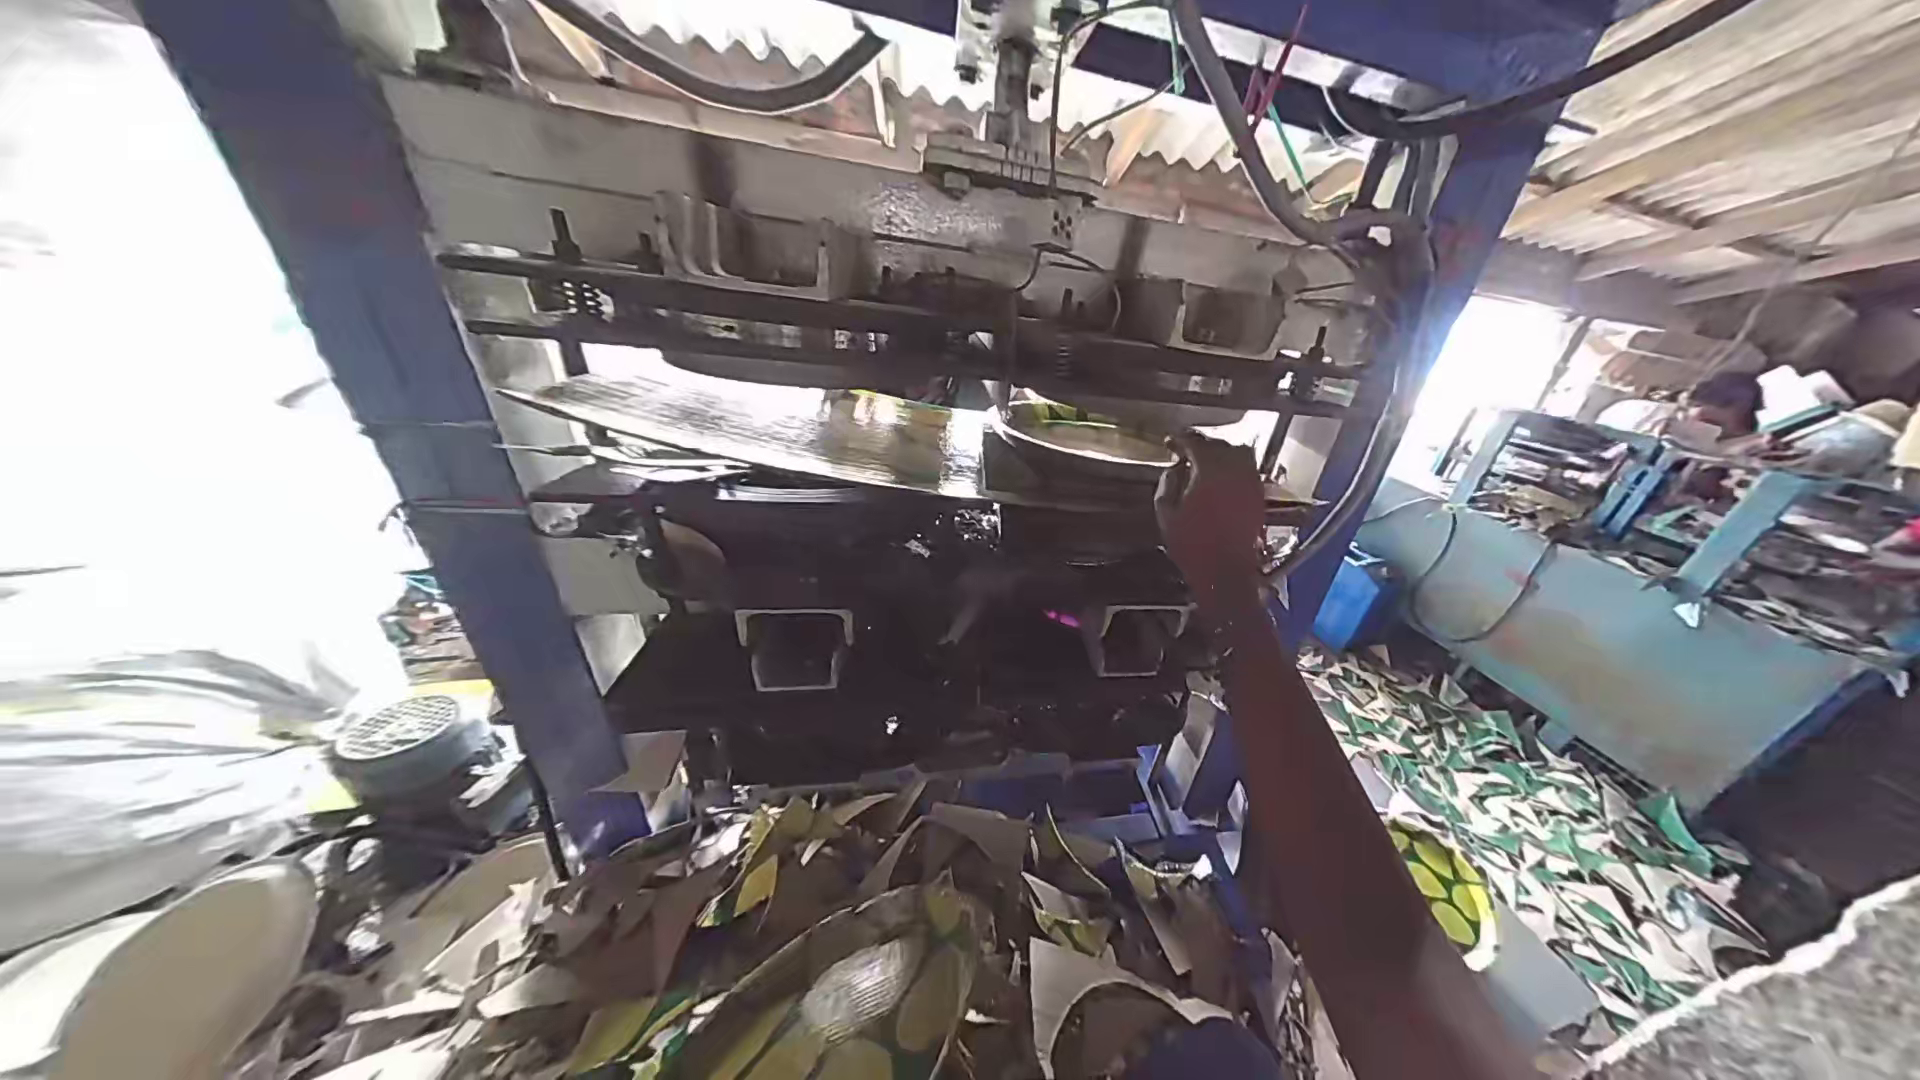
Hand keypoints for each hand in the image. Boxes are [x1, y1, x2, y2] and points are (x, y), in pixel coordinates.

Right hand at [1155, 432, 1265, 601]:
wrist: (1225, 571)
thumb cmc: (1192, 544)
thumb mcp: (1166, 514)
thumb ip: (1167, 485)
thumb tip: (1175, 469)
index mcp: (1210, 471)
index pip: (1196, 443)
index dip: (1181, 439)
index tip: (1170, 442)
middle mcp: (1235, 470)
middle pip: (1219, 445)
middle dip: (1200, 445)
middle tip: (1184, 452)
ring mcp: (1250, 481)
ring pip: (1237, 453)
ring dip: (1219, 453)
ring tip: (1203, 462)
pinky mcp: (1258, 494)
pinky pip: (1246, 469)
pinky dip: (1232, 467)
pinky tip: (1219, 477)